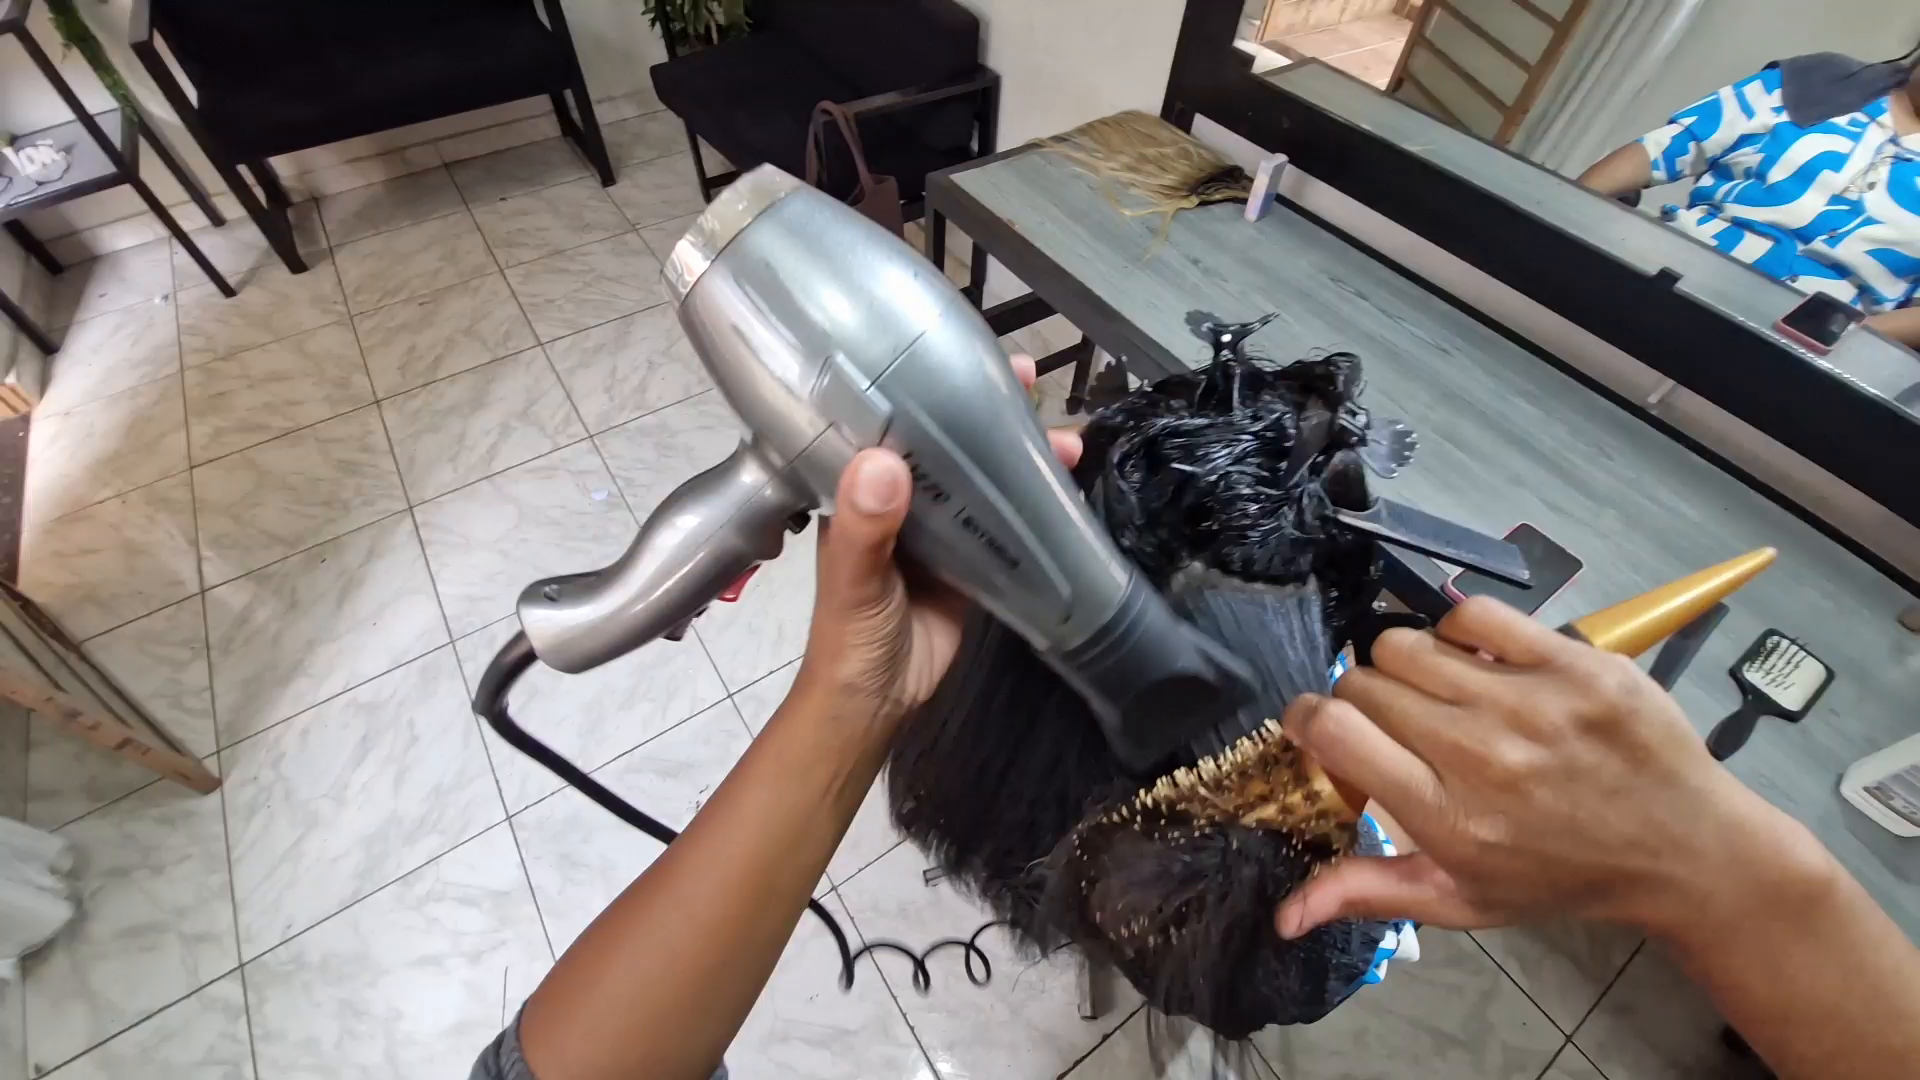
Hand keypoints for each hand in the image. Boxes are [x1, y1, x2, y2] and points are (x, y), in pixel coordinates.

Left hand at [794, 354, 1083, 724]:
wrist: (879, 698)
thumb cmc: (851, 634)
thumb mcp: (852, 578)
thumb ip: (862, 527)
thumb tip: (885, 462)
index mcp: (863, 489)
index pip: (897, 423)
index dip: (931, 388)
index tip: (967, 358)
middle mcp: (903, 500)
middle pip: (950, 444)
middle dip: (991, 413)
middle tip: (1032, 381)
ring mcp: (941, 530)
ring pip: (984, 479)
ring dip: (1023, 456)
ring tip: (1069, 438)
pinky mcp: (973, 561)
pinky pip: (1005, 522)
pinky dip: (1034, 503)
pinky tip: (1066, 485)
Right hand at [1274, 597, 1822, 940]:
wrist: (1697, 854)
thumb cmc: (1558, 876)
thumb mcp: (1459, 899)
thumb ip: (1365, 893)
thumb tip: (1283, 916)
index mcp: (1447, 814)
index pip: (1332, 729)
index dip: (1303, 716)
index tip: (1312, 726)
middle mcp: (1481, 752)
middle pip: (1360, 681)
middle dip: (1359, 700)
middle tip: (1394, 725)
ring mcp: (1532, 701)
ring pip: (1401, 643)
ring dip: (1402, 666)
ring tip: (1436, 693)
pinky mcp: (1575, 662)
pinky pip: (1468, 614)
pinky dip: (1458, 633)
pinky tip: (1480, 665)